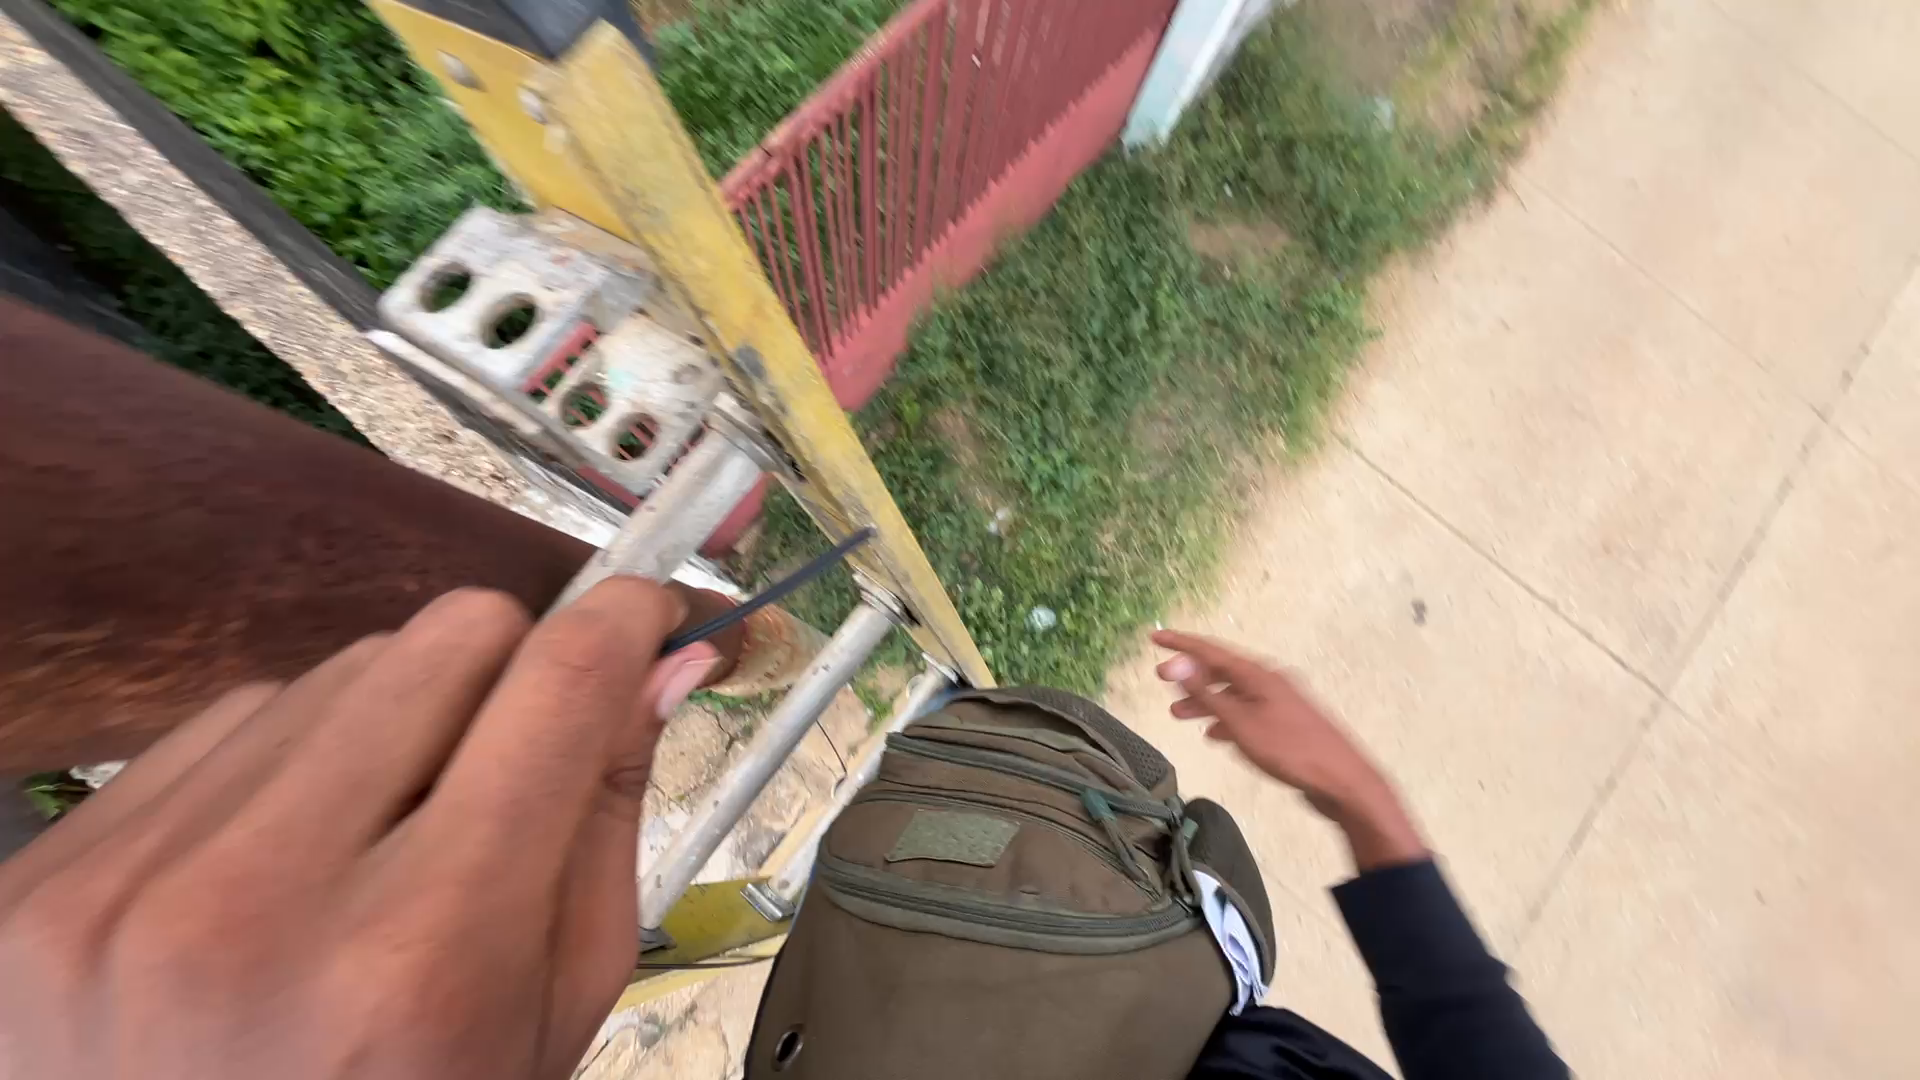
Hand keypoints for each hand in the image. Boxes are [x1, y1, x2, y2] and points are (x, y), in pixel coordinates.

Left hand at [0, 579, 718, 1079]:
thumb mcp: (568, 983)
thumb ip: (616, 802)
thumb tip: (671, 662)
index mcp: (430, 943)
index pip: (563, 684)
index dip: (630, 614)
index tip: (656, 612)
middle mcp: (263, 893)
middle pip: (456, 632)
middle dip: (521, 662)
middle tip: (526, 741)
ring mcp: (124, 879)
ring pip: (354, 661)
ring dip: (416, 710)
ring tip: (404, 816)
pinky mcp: (44, 871)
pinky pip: (245, 710)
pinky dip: (311, 747)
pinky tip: (302, 844)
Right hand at [1153, 629, 1426, 871]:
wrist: (1345, 783)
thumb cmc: (1290, 750)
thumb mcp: (1240, 722)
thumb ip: (1206, 694)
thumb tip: (1177, 664)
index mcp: (1258, 675)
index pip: (1210, 651)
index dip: (1180, 644)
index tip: (1154, 638)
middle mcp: (1269, 681)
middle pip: (1221, 671)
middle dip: (1189, 676)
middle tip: (1161, 680)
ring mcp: (1279, 702)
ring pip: (1232, 694)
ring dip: (1205, 701)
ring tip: (1178, 715)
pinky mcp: (1286, 724)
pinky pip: (1246, 712)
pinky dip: (1226, 718)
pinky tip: (1215, 735)